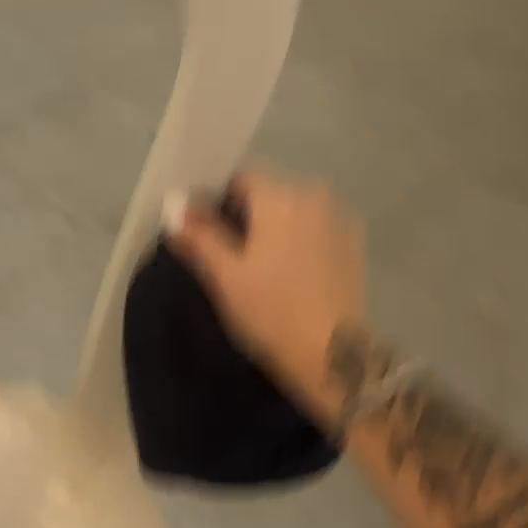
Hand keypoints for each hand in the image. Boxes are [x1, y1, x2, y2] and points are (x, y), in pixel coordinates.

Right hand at [165, 170, 366, 394]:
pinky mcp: (352, 242)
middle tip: (222, 254)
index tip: (198, 226)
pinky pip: (313, 228)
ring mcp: (338, 217)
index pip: (241, 176)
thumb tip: (175, 205)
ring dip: (270, 228)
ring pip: (291, 211)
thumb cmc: (269, 312)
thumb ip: (199, 236)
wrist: (329, 351)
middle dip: (243, 214)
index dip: (214, 196)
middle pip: (268, 192)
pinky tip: (285, 274)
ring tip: (254, 267)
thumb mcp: (225, 277)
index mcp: (280, 197)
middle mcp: (314, 194)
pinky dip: (295, 240)